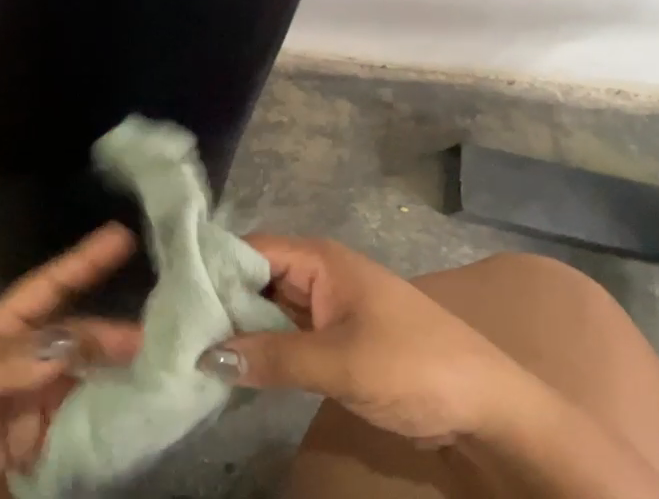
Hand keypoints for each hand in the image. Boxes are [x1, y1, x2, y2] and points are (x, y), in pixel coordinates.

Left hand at [0, 223, 141, 498]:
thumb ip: (13, 362)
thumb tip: (72, 345)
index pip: (48, 287)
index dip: (83, 261)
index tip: (123, 235)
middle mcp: (20, 355)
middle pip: (74, 338)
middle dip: (113, 333)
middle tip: (165, 333)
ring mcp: (26, 397)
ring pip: (79, 380)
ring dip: (114, 378)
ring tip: (160, 374)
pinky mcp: (28, 439)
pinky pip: (71, 424)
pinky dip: (99, 423)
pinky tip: (129, 420)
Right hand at [198, 235, 530, 447]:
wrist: (491, 410)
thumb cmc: (417, 366)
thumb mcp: (341, 363)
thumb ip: (271, 356)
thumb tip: (204, 354)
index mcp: (319, 260)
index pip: (248, 250)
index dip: (209, 268)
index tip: (167, 295)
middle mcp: (317, 276)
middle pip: (252, 279)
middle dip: (216, 302)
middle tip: (168, 329)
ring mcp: (325, 309)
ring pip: (265, 310)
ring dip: (235, 330)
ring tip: (185, 347)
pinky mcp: (332, 341)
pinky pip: (283, 337)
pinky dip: (258, 350)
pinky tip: (227, 368)